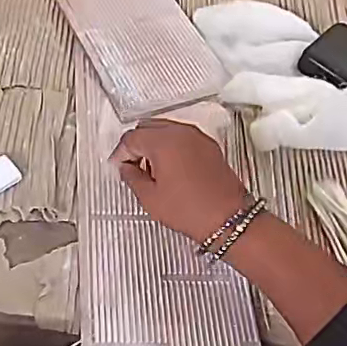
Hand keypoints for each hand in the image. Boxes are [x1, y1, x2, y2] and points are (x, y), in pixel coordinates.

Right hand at [113, 119, 250, 242]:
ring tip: (149, 171)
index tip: (119, 165)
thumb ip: (131, 177)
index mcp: (163, 142)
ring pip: (165, 129)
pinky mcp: (208, 146)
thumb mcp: (150, 198)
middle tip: (130, 166)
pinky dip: (170, 147)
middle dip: (136, 145)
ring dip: (152, 145)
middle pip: (147, 127)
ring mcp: (197, 137)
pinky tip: (168, 169)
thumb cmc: (193, 210)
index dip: (121, 153)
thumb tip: (126, 169)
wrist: (227, 218)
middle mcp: (181, 133)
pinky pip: (182, 137)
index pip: (131, 138)